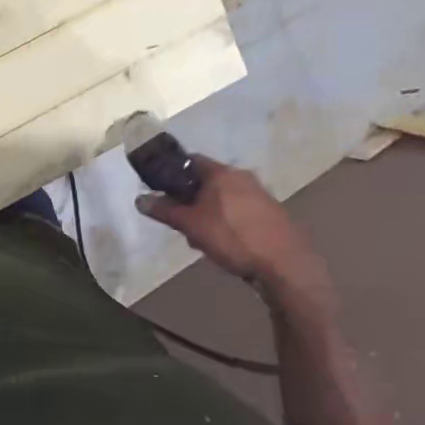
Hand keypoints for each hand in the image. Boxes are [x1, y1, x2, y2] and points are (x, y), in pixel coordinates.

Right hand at [136, 155, 325, 287]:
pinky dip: (228, 222)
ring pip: (223, 198)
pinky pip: (240, 210)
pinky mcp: (271, 213)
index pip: (191, 160)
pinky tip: (226, 243)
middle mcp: (243, 177)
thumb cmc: (232, 237)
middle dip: (191, 200)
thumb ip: (165, 210)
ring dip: (209, 213)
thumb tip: (140, 199)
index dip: (173, 172)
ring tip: (202, 238)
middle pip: (207, 181)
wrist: (284, 264)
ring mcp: (260, 194)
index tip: (162, 190)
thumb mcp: (191, 225)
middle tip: (182, 222)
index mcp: (222, 173)